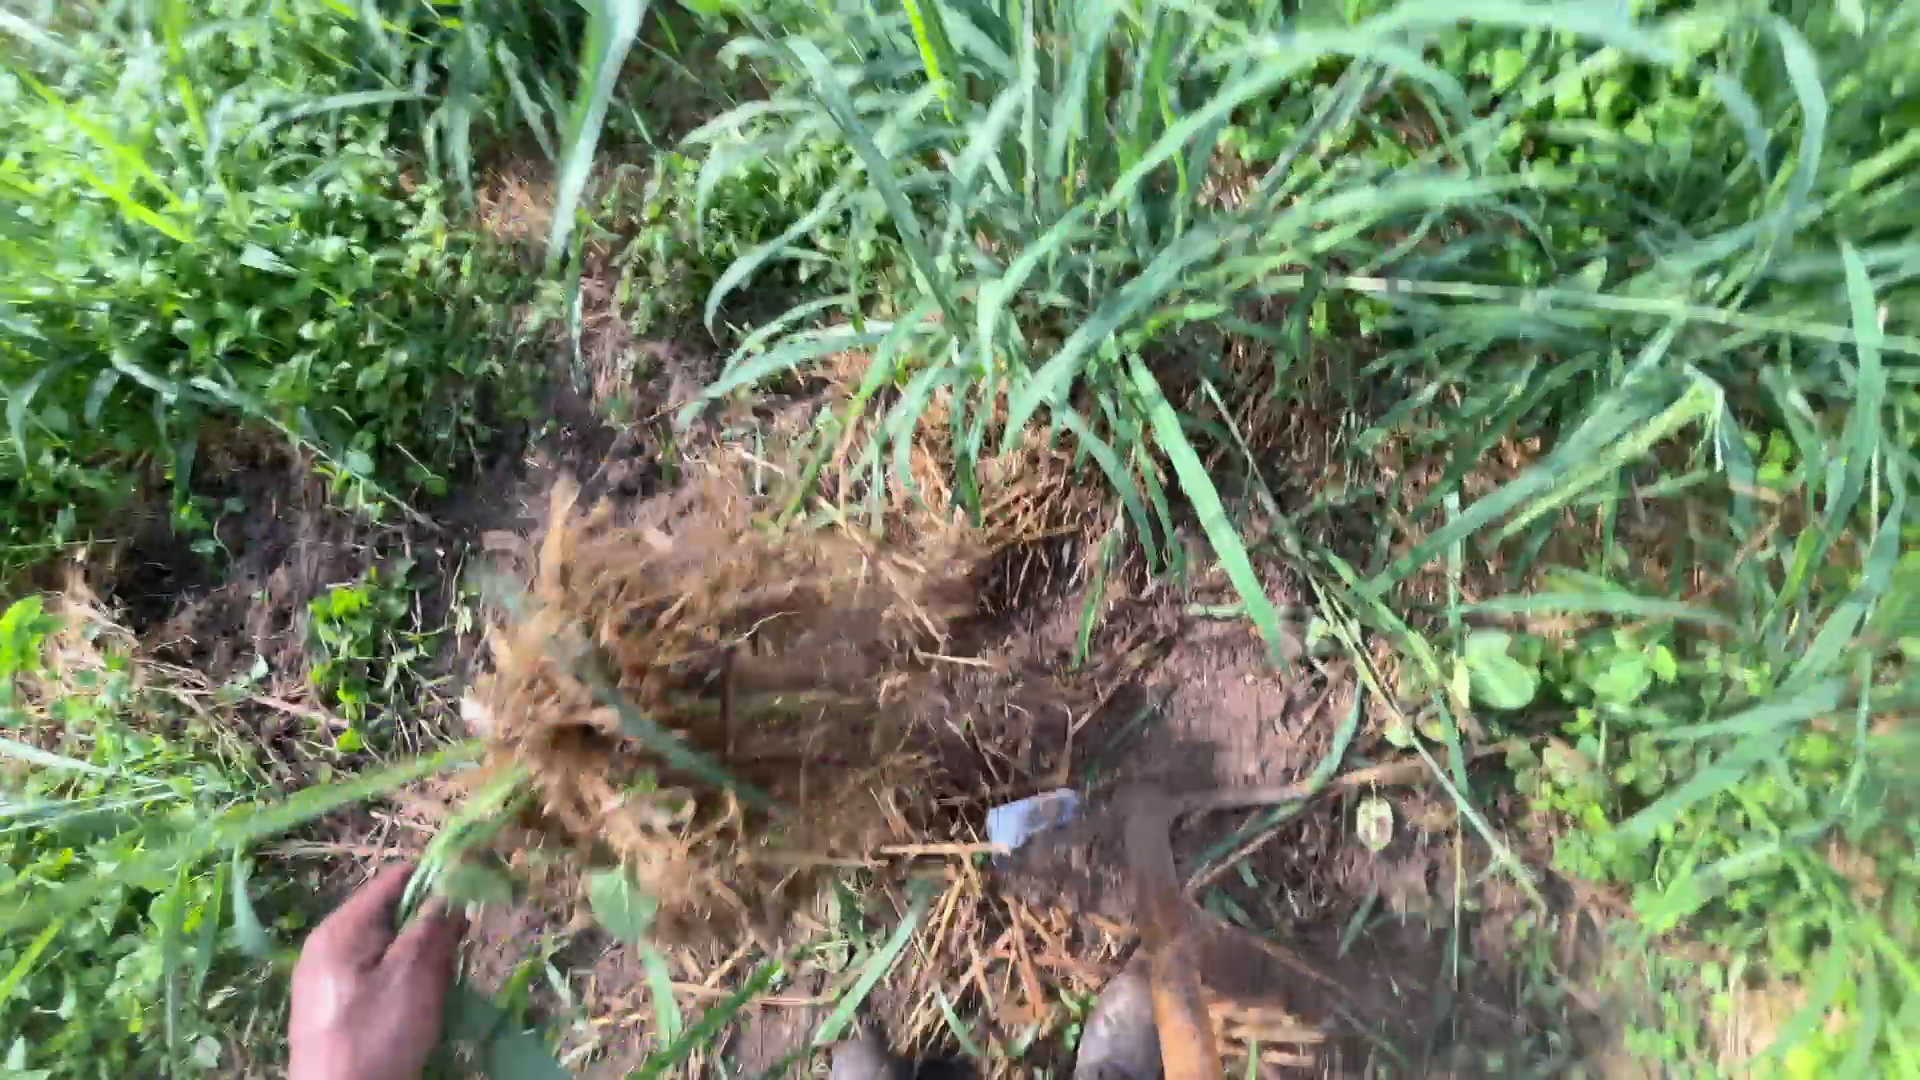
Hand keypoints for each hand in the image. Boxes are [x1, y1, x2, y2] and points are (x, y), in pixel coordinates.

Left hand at [290, 864, 465, 1079]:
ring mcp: (329, 971)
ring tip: (438, 974)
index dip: (440, 875)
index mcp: (341, 929)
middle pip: (396, 905)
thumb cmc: (378, 1034)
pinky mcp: (336, 995)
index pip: (399, 875)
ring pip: (393, 935)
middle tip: (457, 942)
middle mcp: (329, 941)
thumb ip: (435, 921)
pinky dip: (407, 966)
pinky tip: (419, 991)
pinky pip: (381, 961)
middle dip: (433, 918)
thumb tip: (457, 883)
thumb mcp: (415, 971)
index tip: (474, 888)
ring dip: (424, 946)